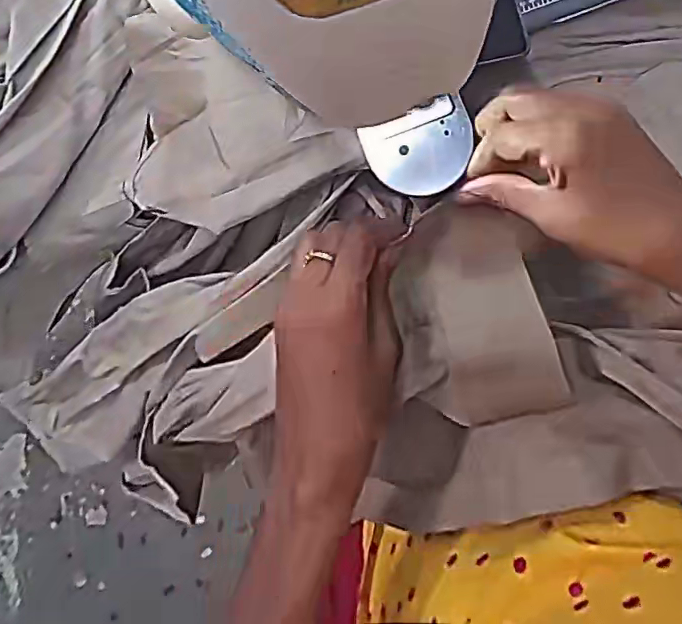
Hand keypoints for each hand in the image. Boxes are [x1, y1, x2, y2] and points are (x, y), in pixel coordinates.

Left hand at [272, 219, 400, 510]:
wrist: (314, 455)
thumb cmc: (361, 411)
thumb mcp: (385, 347)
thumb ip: (382, 290)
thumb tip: (390, 251)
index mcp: (335, 303)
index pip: (355, 239)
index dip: (382, 227)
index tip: (402, 230)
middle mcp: (303, 295)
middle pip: (327, 234)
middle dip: (358, 230)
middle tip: (387, 241)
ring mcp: (285, 304)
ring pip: (308, 246)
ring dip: (337, 242)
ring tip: (366, 256)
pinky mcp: (279, 316)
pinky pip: (300, 269)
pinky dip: (322, 260)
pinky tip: (345, 276)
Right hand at [457, 88, 681, 304]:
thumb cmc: (619, 231)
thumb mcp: (554, 216)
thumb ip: (506, 193)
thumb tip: (468, 190)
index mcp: (564, 131)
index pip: (501, 133)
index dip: (480, 159)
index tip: (474, 183)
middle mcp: (580, 106)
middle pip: (513, 100)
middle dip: (491, 129)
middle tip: (486, 165)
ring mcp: (599, 105)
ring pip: (536, 98)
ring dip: (515, 122)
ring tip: (511, 161)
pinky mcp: (611, 112)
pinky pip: (561, 103)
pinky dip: (541, 120)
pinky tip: (541, 152)